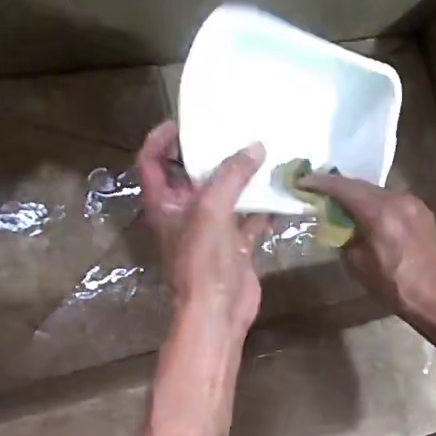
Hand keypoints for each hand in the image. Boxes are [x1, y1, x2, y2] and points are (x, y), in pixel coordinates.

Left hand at [135, 122, 269, 340]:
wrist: (218, 312)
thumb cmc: (202, 261)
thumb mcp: (211, 211)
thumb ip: (231, 176)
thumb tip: (255, 147)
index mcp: (164, 204)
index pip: (152, 162)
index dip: (161, 139)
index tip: (184, 122)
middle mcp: (184, 213)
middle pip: (193, 175)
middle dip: (211, 154)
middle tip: (233, 130)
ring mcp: (211, 230)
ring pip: (225, 196)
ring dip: (242, 178)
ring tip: (263, 153)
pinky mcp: (235, 246)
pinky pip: (249, 219)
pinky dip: (264, 207)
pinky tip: (283, 192)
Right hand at [298, 173, 435, 321]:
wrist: (431, 294)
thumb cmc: (390, 284)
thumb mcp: (356, 262)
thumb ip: (344, 234)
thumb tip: (336, 222)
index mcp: (379, 213)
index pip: (344, 188)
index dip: (320, 183)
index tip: (302, 181)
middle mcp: (398, 200)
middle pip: (361, 185)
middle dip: (337, 186)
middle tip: (317, 188)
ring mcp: (413, 202)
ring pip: (377, 190)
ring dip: (358, 194)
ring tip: (340, 200)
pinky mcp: (422, 210)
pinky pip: (392, 199)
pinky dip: (376, 202)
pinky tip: (367, 211)